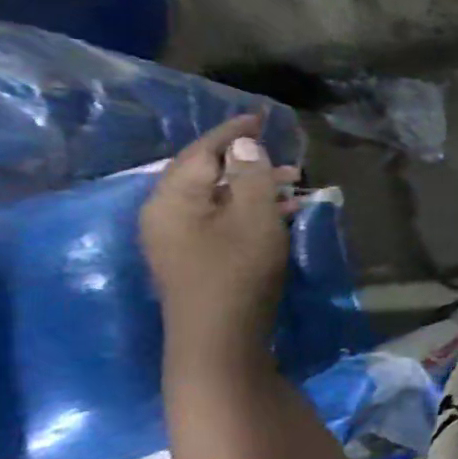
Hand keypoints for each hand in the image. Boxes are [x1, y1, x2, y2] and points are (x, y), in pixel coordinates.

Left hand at [140, 115, 302, 346]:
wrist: (220, 342)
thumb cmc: (238, 272)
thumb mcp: (254, 216)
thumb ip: (250, 175)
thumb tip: (244, 146)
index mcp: (172, 199)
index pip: (202, 151)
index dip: (234, 131)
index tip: (263, 116)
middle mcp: (165, 215)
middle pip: (205, 173)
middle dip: (247, 162)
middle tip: (285, 157)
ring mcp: (176, 240)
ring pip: (216, 199)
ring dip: (252, 188)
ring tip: (292, 185)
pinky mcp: (192, 260)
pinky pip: (219, 220)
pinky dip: (247, 210)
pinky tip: (279, 214)